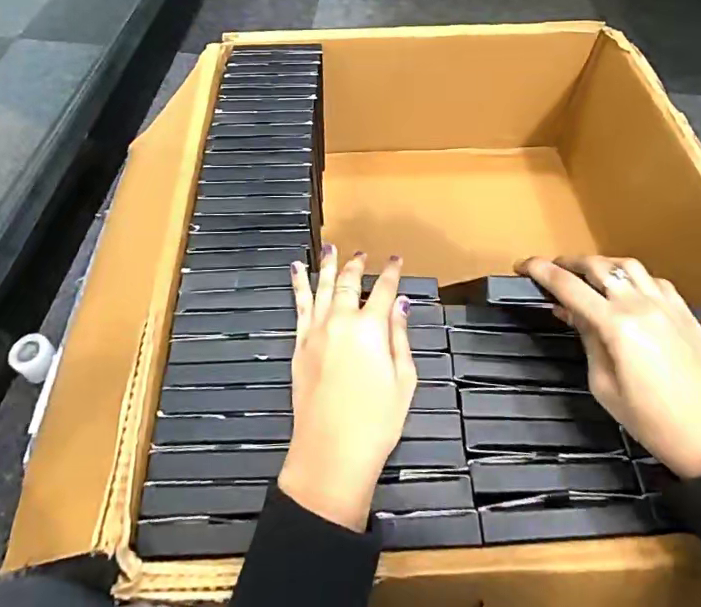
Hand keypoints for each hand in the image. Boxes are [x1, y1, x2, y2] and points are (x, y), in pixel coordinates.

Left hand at [277, 245, 416, 530]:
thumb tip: (400, 303)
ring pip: (321, 288)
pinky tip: (296, 270)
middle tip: (362, 254)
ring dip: (327, 266)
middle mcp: (341, 322)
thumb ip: (400, 336)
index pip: (383, 290)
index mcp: (371, 329)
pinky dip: (298, 285)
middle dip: (357, 265)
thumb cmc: (376, 422)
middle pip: (349, 283)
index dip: (391, 272)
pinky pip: (299, 306)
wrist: (331, 452)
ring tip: (329, 248)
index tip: (395, 259)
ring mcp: (316, 332)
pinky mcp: (300, 345)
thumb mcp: (404, 380)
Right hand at [520, 255, 700, 478]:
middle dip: (568, 263)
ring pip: (626, 265)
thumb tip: (570, 312)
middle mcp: (641, 306)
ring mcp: (667, 305)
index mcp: (616, 326)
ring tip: (587, 277)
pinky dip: (632, 278)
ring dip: (601, 265)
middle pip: (596, 265)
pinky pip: (653, 280)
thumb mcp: (604, 386)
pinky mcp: (686, 312)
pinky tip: (626, 293)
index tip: (522, 266)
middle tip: (551, 272)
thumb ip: (587, 339)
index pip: (567, 285)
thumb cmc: (654, 423)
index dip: (540, 271)